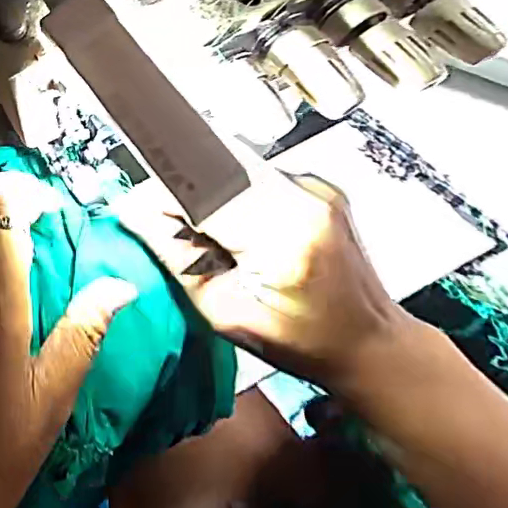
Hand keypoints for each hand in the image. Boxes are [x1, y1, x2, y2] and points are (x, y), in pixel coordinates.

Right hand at [120, 171, 411, 400]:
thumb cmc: (305, 344)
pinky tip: (245, 231)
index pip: (201, 191)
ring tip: (217, 236)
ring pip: (232, 164)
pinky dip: (235, 194)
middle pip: (216, 165)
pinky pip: (255, 173)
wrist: (371, 343)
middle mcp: (305, 199)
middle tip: (173, 223)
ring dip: (209, 189)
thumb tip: (135, 214)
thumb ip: (176, 258)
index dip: (162, 194)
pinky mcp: (317, 183)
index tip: (138, 206)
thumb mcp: (225, 314)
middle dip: (183, 187)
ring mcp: (315, 186)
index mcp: (284, 238)